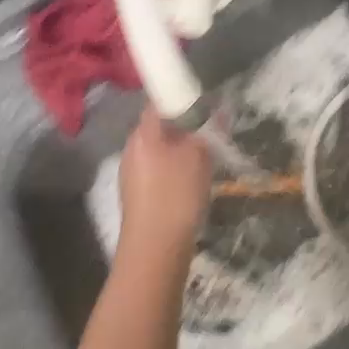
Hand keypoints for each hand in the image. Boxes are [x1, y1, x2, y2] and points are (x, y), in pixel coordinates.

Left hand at [118, 108, 212, 259]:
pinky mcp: (138, 196)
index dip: (184, 98)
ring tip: (209, 158)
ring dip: (183, 149)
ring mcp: (132, 174)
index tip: (207, 102)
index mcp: (142, 134)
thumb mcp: (199, 156)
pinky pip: (159, 170)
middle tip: (214, 132)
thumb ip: (207, 129)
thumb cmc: (176, 196)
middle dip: (187, 126)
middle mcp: (132, 149)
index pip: (159, 102)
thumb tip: (216, 109)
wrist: (154, 250)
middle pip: (160, 126)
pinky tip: (194, 183)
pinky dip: (177, 169)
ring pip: (161, 150)